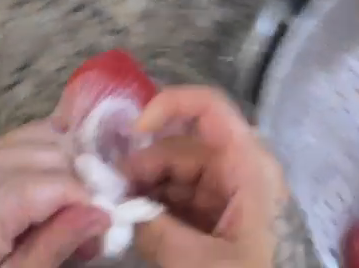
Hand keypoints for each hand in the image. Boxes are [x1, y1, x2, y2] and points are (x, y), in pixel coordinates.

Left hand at [0, 122, 109, 267]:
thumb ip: (53, 248)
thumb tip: (103, 213)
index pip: (58, 181)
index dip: (92, 199)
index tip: (113, 225)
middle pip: (52, 151)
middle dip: (82, 180)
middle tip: (99, 223)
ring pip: (38, 136)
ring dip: (66, 164)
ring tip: (80, 207)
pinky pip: (17, 142)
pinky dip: (43, 156)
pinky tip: (55, 188)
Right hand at [122, 86, 287, 267]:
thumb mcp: (200, 266)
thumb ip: (155, 231)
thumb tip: (121, 209)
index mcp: (248, 164)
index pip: (208, 107)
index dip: (168, 106)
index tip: (131, 135)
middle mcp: (243, 169)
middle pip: (187, 144)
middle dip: (147, 162)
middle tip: (110, 190)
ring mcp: (236, 196)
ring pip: (183, 173)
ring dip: (150, 188)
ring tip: (118, 209)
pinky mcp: (229, 222)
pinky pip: (189, 201)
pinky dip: (162, 209)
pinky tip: (138, 224)